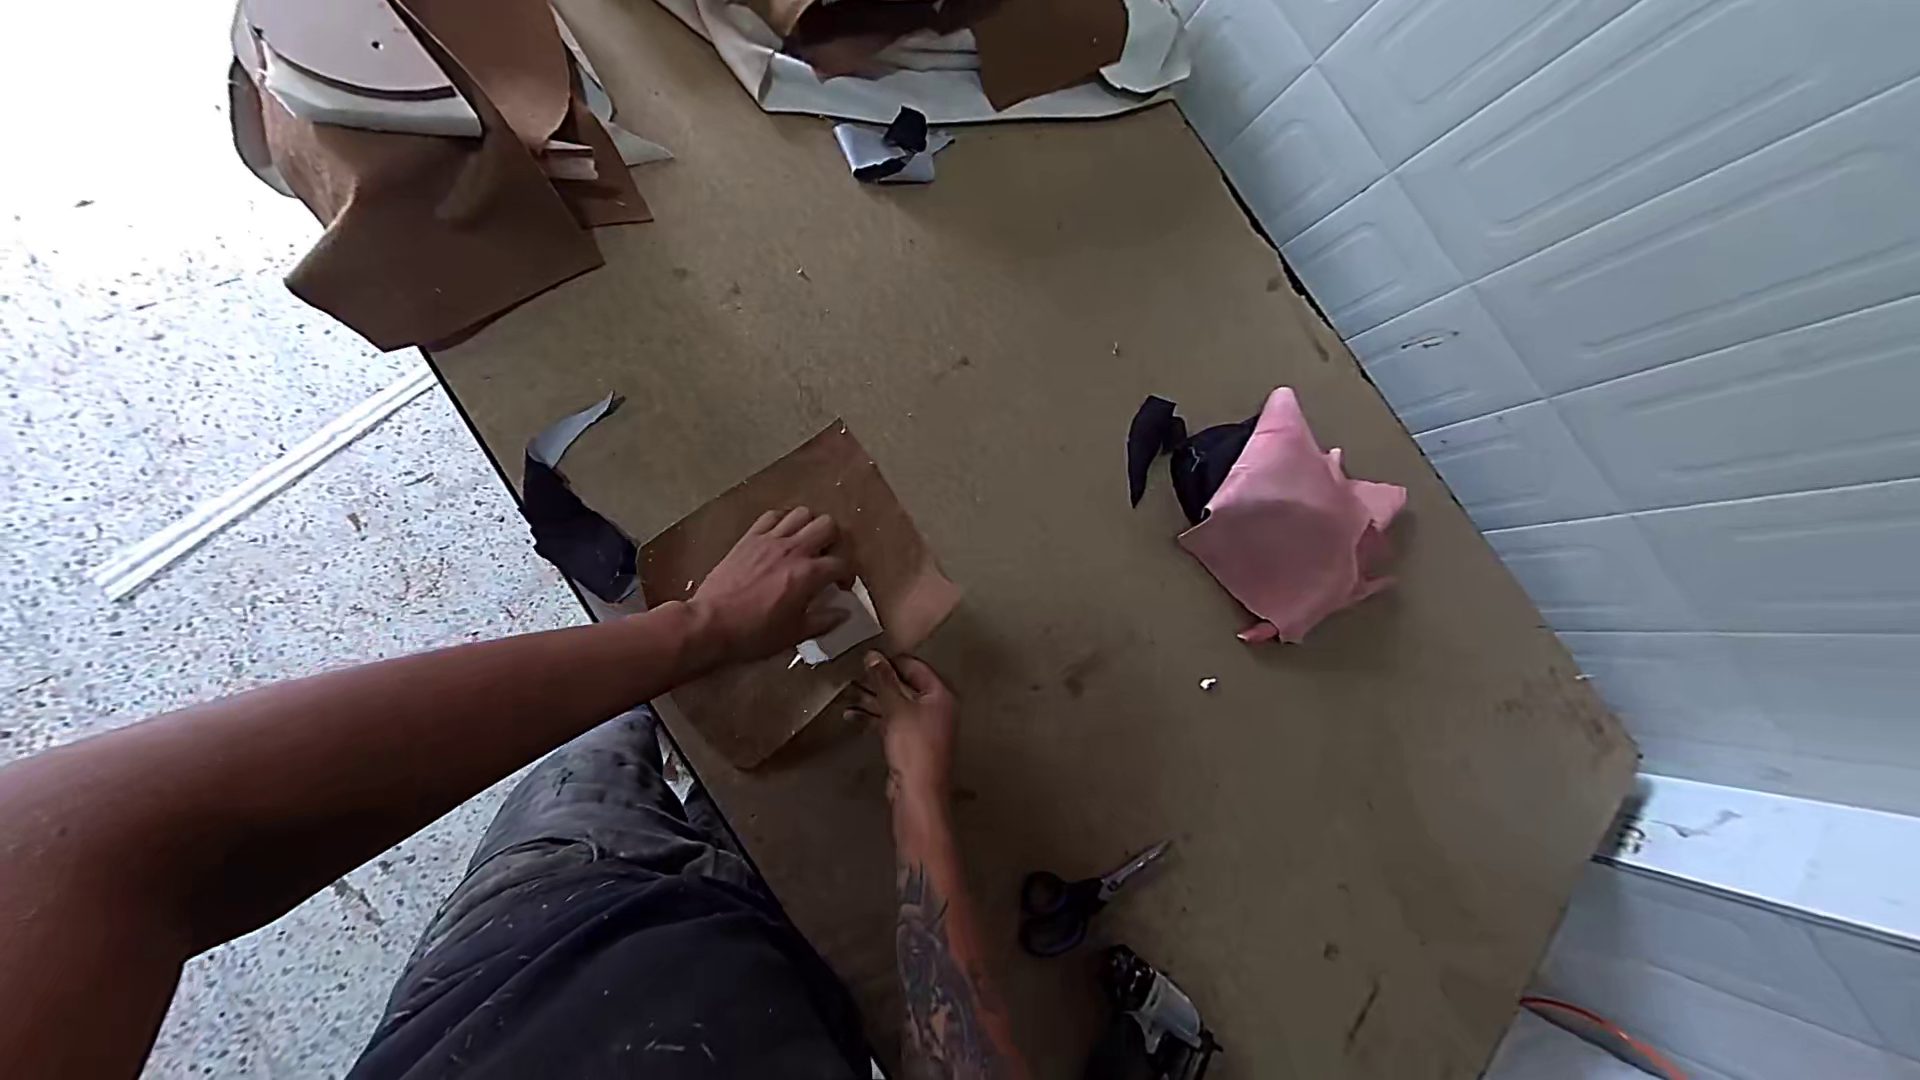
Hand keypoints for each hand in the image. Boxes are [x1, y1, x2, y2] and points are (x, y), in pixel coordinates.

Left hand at [688, 507, 851, 665]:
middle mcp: (793, 550)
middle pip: (828, 525)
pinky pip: (771, 517)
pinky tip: (780, 537)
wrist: (710, 625)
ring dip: (809, 526)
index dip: (847, 575)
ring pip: (802, 514)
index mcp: (809, 574)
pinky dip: (781, 522)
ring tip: (805, 544)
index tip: (841, 586)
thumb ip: (823, 621)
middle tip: (827, 558)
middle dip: (834, 541)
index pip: (842, 564)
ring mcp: (770, 540)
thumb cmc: (753, 633)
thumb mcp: (794, 634)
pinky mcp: (749, 539)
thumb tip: (843, 613)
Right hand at [848, 652, 956, 802]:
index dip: (892, 660)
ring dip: (872, 699)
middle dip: (878, 681)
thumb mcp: (896, 708)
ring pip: (895, 705)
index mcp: (939, 694)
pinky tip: (852, 715)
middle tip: (855, 673)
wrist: (917, 793)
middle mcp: (934, 708)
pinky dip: (873, 717)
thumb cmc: (915, 750)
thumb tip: (873, 657)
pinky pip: (890, 722)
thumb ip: (884, 681)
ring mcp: (922, 726)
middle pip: (904, 685)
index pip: (915, 666)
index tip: (870, 657)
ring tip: (848, 692)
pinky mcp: (909, 742)